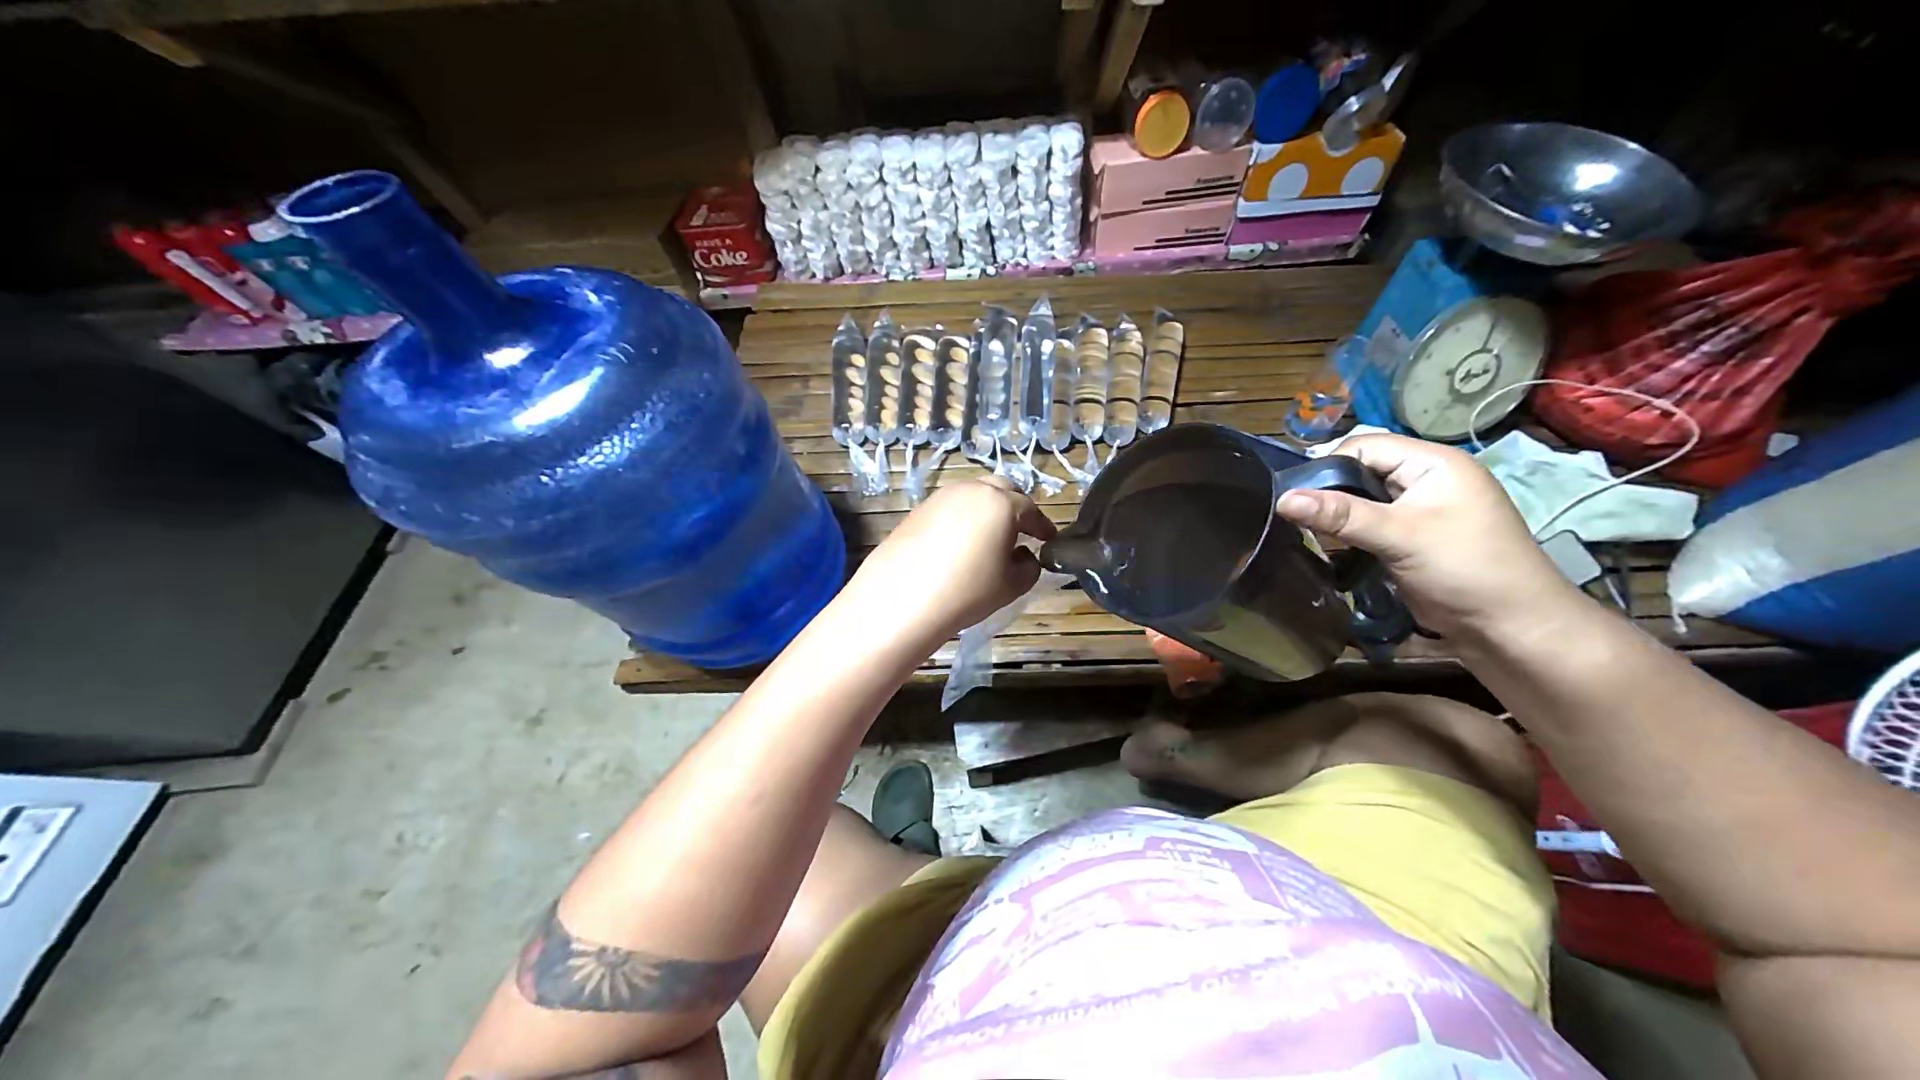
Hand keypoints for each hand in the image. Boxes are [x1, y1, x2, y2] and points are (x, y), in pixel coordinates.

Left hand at [843, 477, 1056, 648]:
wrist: (902, 597)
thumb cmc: (967, 590)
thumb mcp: (1012, 585)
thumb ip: (1030, 566)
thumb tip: (1024, 554)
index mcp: (1001, 503)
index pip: (1031, 510)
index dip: (1043, 526)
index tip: (1049, 539)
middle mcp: (972, 490)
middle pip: (1002, 490)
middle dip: (1016, 508)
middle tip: (1022, 531)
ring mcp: (941, 497)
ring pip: (974, 495)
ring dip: (988, 510)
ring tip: (991, 537)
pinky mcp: (918, 509)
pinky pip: (951, 508)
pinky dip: (963, 518)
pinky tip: (960, 544)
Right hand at [1274, 434, 1582, 638]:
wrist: (1513, 628)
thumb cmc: (1465, 568)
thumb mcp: (1399, 536)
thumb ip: (1340, 515)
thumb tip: (1282, 498)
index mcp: (1433, 463)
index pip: (1365, 446)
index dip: (1327, 465)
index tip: (1293, 494)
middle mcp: (1425, 480)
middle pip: (1361, 471)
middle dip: (1329, 492)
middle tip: (1294, 516)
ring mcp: (1419, 511)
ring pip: (1362, 501)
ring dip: (1336, 517)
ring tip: (1305, 532)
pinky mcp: (1411, 540)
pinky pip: (1369, 526)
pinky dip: (1348, 535)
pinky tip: (1327, 548)